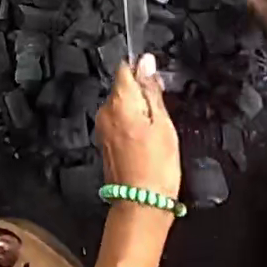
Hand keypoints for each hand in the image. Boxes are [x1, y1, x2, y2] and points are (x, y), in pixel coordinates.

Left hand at [95, 54, 181, 199]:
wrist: (141, 203)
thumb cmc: (157, 167)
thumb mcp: (163, 124)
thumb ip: (152, 91)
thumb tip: (146, 63)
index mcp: (119, 101)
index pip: (124, 68)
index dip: (142, 70)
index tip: (156, 80)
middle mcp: (105, 110)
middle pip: (122, 87)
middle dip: (140, 93)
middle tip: (162, 112)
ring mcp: (102, 126)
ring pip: (120, 104)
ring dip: (136, 110)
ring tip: (156, 131)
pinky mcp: (104, 140)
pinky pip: (117, 121)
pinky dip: (131, 124)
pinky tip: (145, 141)